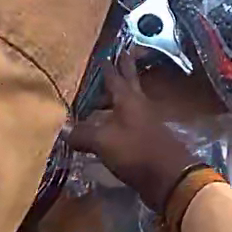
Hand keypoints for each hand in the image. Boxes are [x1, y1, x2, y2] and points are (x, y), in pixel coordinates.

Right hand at [66, 50, 200, 210]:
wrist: (169, 178)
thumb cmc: (136, 151)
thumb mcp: (103, 141)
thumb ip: (82, 133)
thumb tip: (62, 129)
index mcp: (127, 99)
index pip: (113, 76)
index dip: (106, 66)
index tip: (101, 53)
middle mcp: (138, 105)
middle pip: (129, 82)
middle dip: (123, 68)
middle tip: (121, 53)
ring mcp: (145, 122)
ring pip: (128, 102)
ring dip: (116, 97)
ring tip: (101, 96)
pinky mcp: (146, 139)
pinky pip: (128, 122)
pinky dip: (117, 119)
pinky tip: (107, 126)